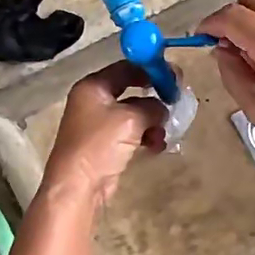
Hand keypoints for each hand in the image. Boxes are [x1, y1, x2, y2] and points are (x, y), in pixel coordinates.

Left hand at [41, 62, 167, 207]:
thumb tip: (163, 107)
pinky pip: (131, 133)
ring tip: (163, 133)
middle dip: (154, 98)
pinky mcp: (104, 144)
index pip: (126, 68)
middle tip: (176, 101)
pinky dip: (145, 136)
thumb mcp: (131, 119)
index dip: (152, 70)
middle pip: (131, 90)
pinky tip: (156, 146)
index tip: (175, 77)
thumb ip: (152, 107)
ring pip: (134, 114)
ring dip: (152, 121)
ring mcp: (98, 124)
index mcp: (93, 87)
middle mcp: (93, 101)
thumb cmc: (99, 145)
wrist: (78, 187)